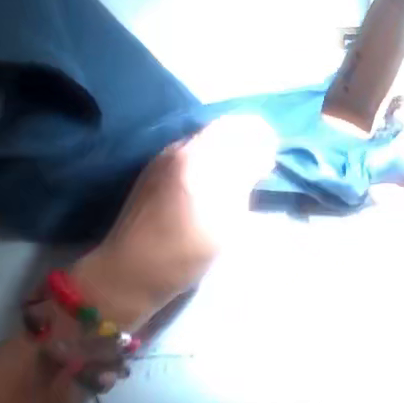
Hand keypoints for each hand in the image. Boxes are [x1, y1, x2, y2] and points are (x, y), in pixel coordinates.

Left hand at [71, 115, 277, 330]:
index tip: (275, 151)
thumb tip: (260, 158)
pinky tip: (216, 179)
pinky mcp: (153, 172)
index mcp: (196, 157)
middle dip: (246, 138)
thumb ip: (244, 182)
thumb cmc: (182, 253)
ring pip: (205, 139)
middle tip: (263, 158)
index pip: (238, 129)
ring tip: (243, 171)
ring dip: (228, 147)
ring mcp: (162, 159)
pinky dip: (210, 157)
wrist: (128, 272)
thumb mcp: (225, 222)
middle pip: (220, 129)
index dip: (261, 137)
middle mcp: (177, 149)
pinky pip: (190, 151)